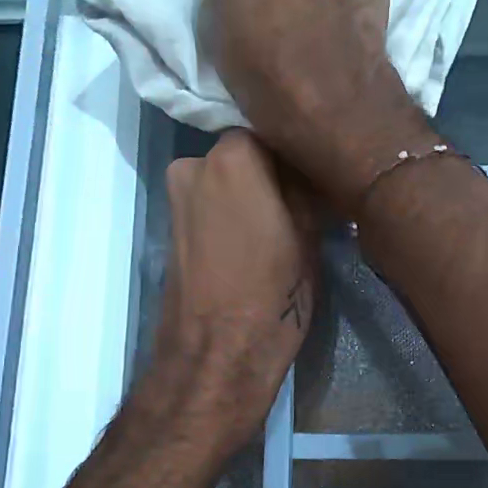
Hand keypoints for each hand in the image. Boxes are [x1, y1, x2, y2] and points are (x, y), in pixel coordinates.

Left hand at [148, 131, 317, 458]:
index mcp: (232, 158)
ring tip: (281, 231)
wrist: (217, 354)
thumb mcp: (310, 235)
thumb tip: (309, 169)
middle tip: (304, 208)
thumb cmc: (273, 292)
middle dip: (271, 176)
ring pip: (226, 183)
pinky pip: (210, 207)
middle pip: (244, 157)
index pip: (272, 134)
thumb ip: (306, 189)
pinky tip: (253, 246)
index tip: (317, 181)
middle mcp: (193, 166)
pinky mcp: (170, 230)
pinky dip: (231, 216)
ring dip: (250, 197)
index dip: (297, 157)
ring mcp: (176, 199)